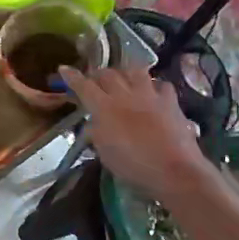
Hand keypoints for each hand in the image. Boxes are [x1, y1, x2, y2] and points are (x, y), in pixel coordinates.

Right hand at [59, 64, 219, 204]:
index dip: (72, 77)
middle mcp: (125, 95)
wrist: (174, 171)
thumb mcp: (104, 153)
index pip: (84, 86)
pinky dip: (154, 86)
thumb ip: (96, 133)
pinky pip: (161, 85)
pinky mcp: (170, 102)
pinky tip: (153, 92)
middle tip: (94, 80)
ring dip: (125, 72)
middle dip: (98, 74)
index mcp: (104, 108)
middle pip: (108, 74)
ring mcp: (150, 95)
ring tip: (123, 78)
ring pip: (135, 71)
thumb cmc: (133, 166)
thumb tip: (94, 122)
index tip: (64, 68)